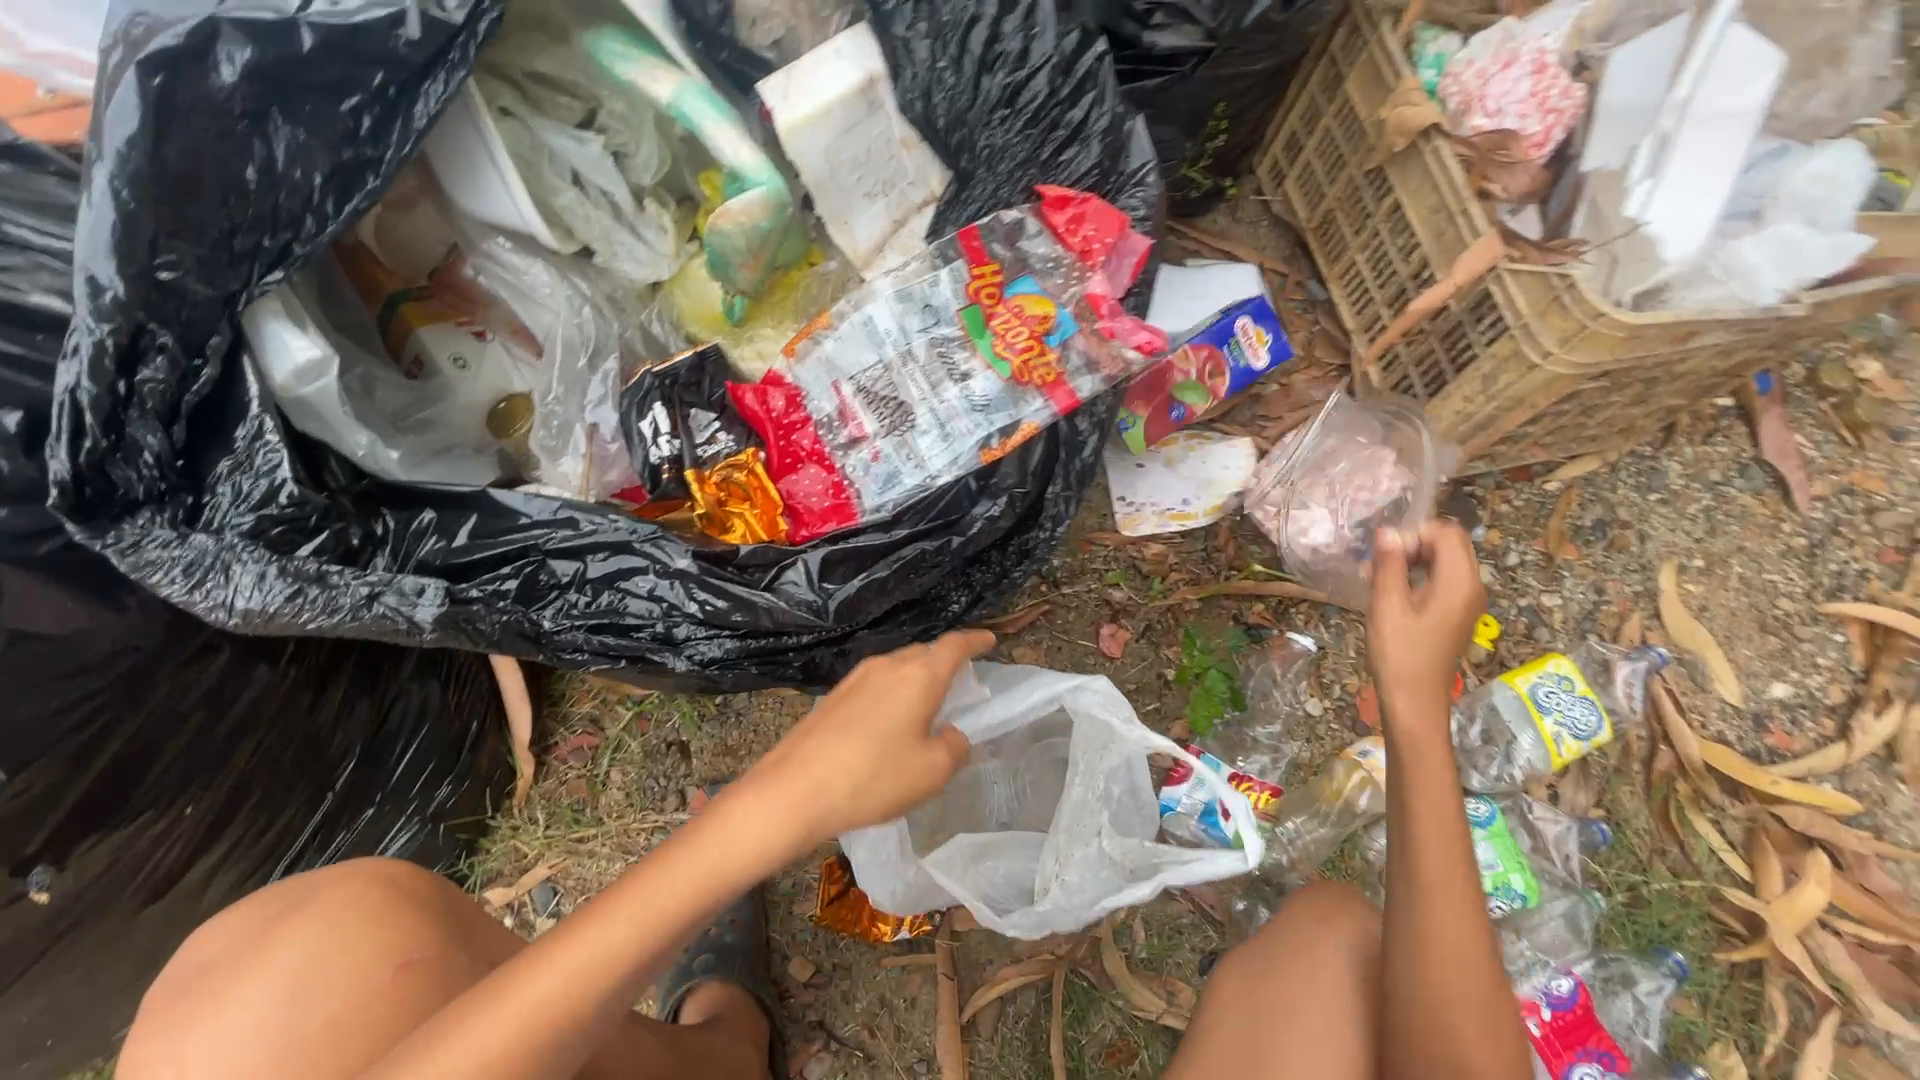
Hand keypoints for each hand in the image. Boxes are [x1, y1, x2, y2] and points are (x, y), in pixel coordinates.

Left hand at [733, 630, 994, 843]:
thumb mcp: (933, 771)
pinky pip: (875, 686)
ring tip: (926, 708)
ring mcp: (855, 679)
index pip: (954, 645)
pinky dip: (892, 696)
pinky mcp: (833, 697)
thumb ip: (954, 746)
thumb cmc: (874, 777)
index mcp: (919, 676)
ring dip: (916, 681)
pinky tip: (889, 726)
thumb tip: (951, 734)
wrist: (795, 790)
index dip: (975, 641)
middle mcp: (887, 666)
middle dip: (945, 663)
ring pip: (897, 669)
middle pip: (924, 654)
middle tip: (960, 685)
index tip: (989, 642)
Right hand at [1367, 521, 1484, 738]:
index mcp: (1459, 582)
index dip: (1414, 533)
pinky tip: (1391, 592)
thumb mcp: (1387, 605)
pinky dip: (1419, 577)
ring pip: (1445, 562)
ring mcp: (1467, 602)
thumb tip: (1387, 531)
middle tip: (1380, 562)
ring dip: (1413, 560)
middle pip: (1450, 544)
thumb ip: (1389, 565)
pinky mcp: (1457, 614)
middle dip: (1414, 544)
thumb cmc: (1399, 654)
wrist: (1415, 700)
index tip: (1385, 552)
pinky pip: (1443, 581)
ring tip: (1377, 577)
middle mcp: (1472, 587)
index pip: (1446, 533)